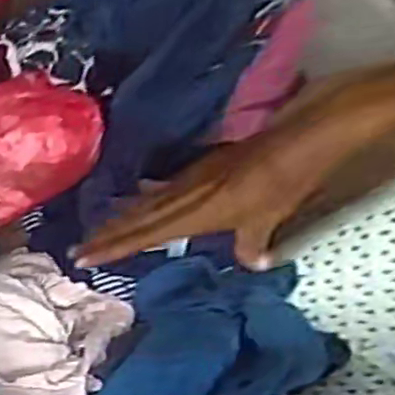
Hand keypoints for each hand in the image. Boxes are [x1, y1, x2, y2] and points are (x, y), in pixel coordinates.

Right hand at [73, 81, 387, 269]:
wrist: (321, 128)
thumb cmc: (295, 176)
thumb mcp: (273, 215)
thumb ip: (254, 242)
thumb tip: (256, 266)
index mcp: (194, 215)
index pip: (142, 237)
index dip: (110, 249)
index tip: (81, 259)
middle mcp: (185, 198)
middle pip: (135, 221)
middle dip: (103, 236)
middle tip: (74, 248)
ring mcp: (194, 178)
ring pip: (146, 203)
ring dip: (118, 217)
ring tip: (94, 228)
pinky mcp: (207, 163)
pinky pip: (166, 185)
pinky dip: (146, 194)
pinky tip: (136, 194)